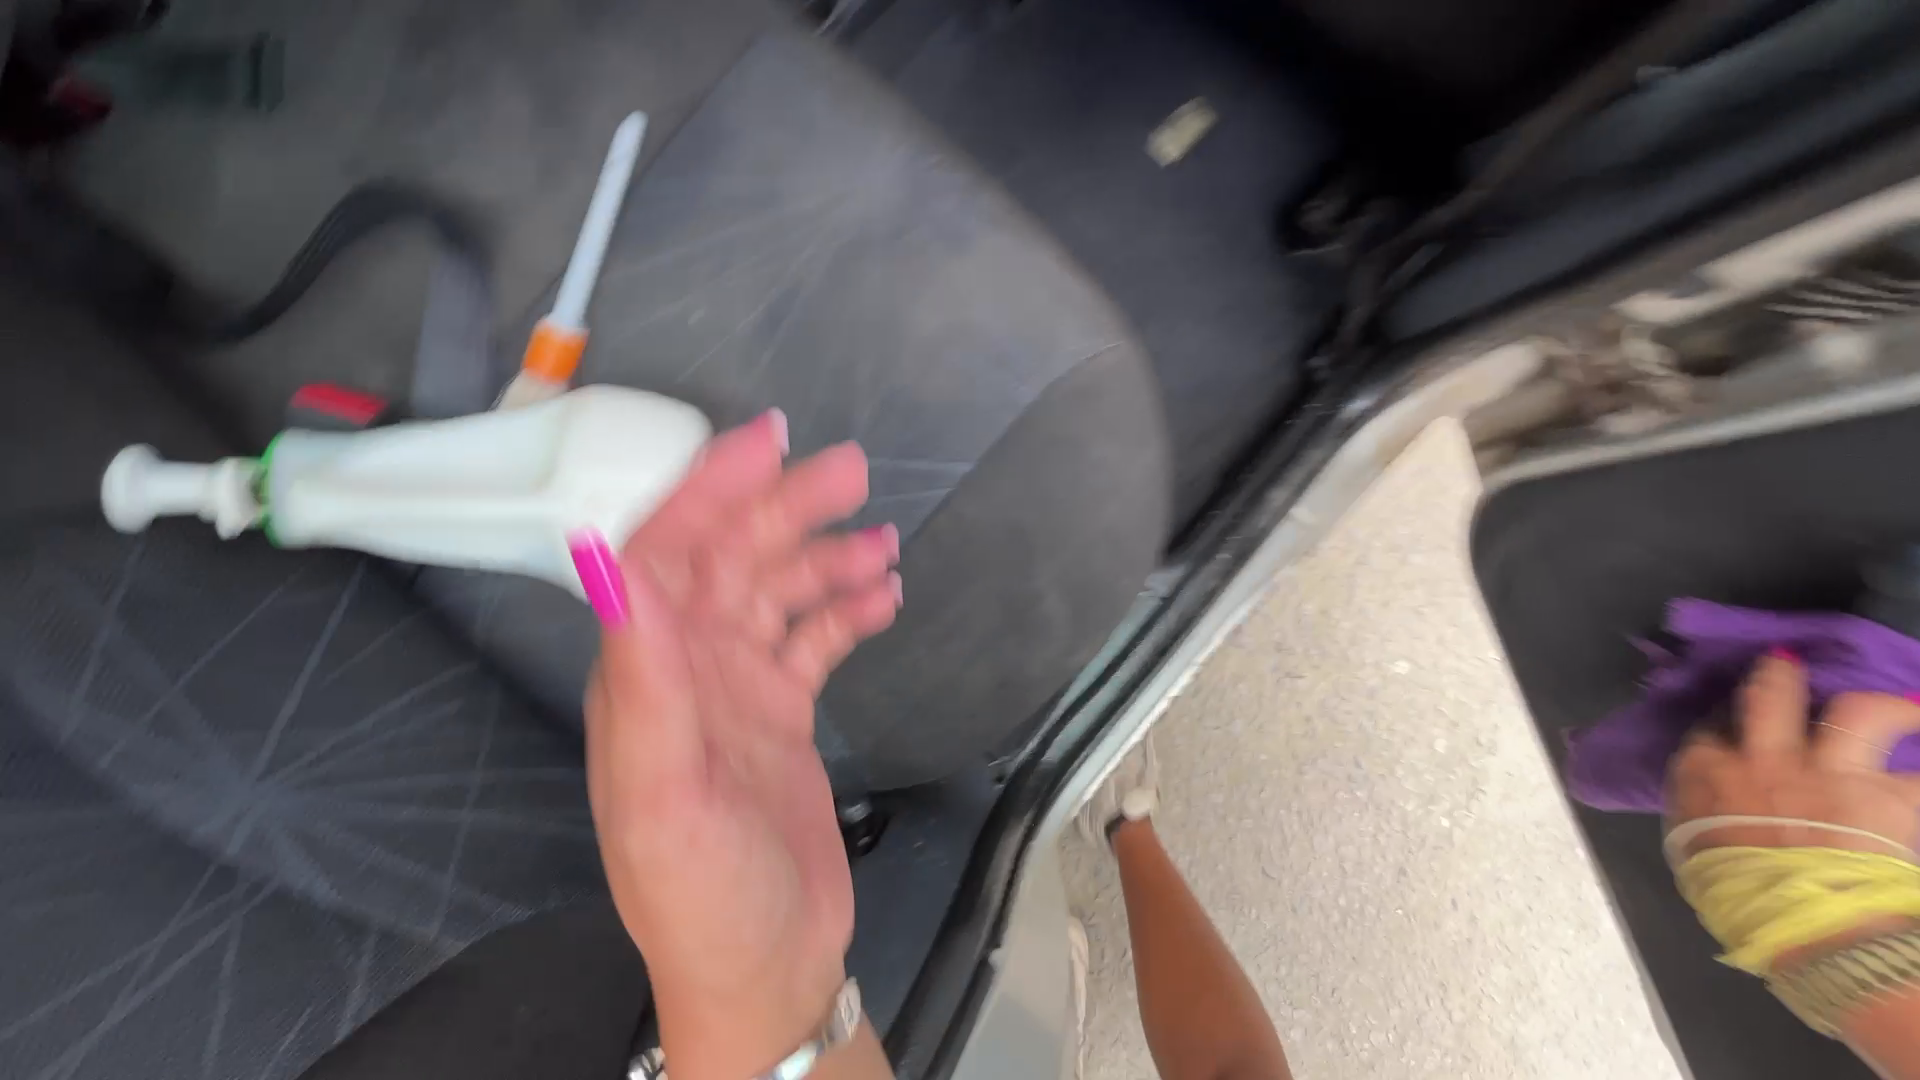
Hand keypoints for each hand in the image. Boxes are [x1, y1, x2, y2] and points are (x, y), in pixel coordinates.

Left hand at [581, 410, 901, 1079]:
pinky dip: (846, 609)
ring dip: (826, 558)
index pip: (668, 553)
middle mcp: (687, 667)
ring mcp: (737, 687)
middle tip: (855, 472)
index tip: (768, 443)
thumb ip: (643, 683)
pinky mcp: (781, 711)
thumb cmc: (705, 896)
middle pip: (733, 559)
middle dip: (788, 508)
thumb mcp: (664, 799)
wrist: (764, 968)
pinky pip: (814, 638)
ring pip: (780, 592)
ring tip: (884, 540)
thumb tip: (614, 564)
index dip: (710, 490)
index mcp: (646, 674)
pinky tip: (885, 595)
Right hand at [1667, 651, 1919, 971]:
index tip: (1730, 722)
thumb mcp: (1689, 843)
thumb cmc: (1728, 889)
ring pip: (1859, 711)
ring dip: (1889, 704)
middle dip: (1780, 674)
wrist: (1799, 917)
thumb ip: (1699, 811)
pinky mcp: (1890, 797)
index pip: (1709, 728)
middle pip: (1772, 697)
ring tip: (1911, 704)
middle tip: (1789, 662)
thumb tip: (1708, 807)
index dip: (1722, 721)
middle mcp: (1763, 755)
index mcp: (1705, 768)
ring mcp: (1829, 771)